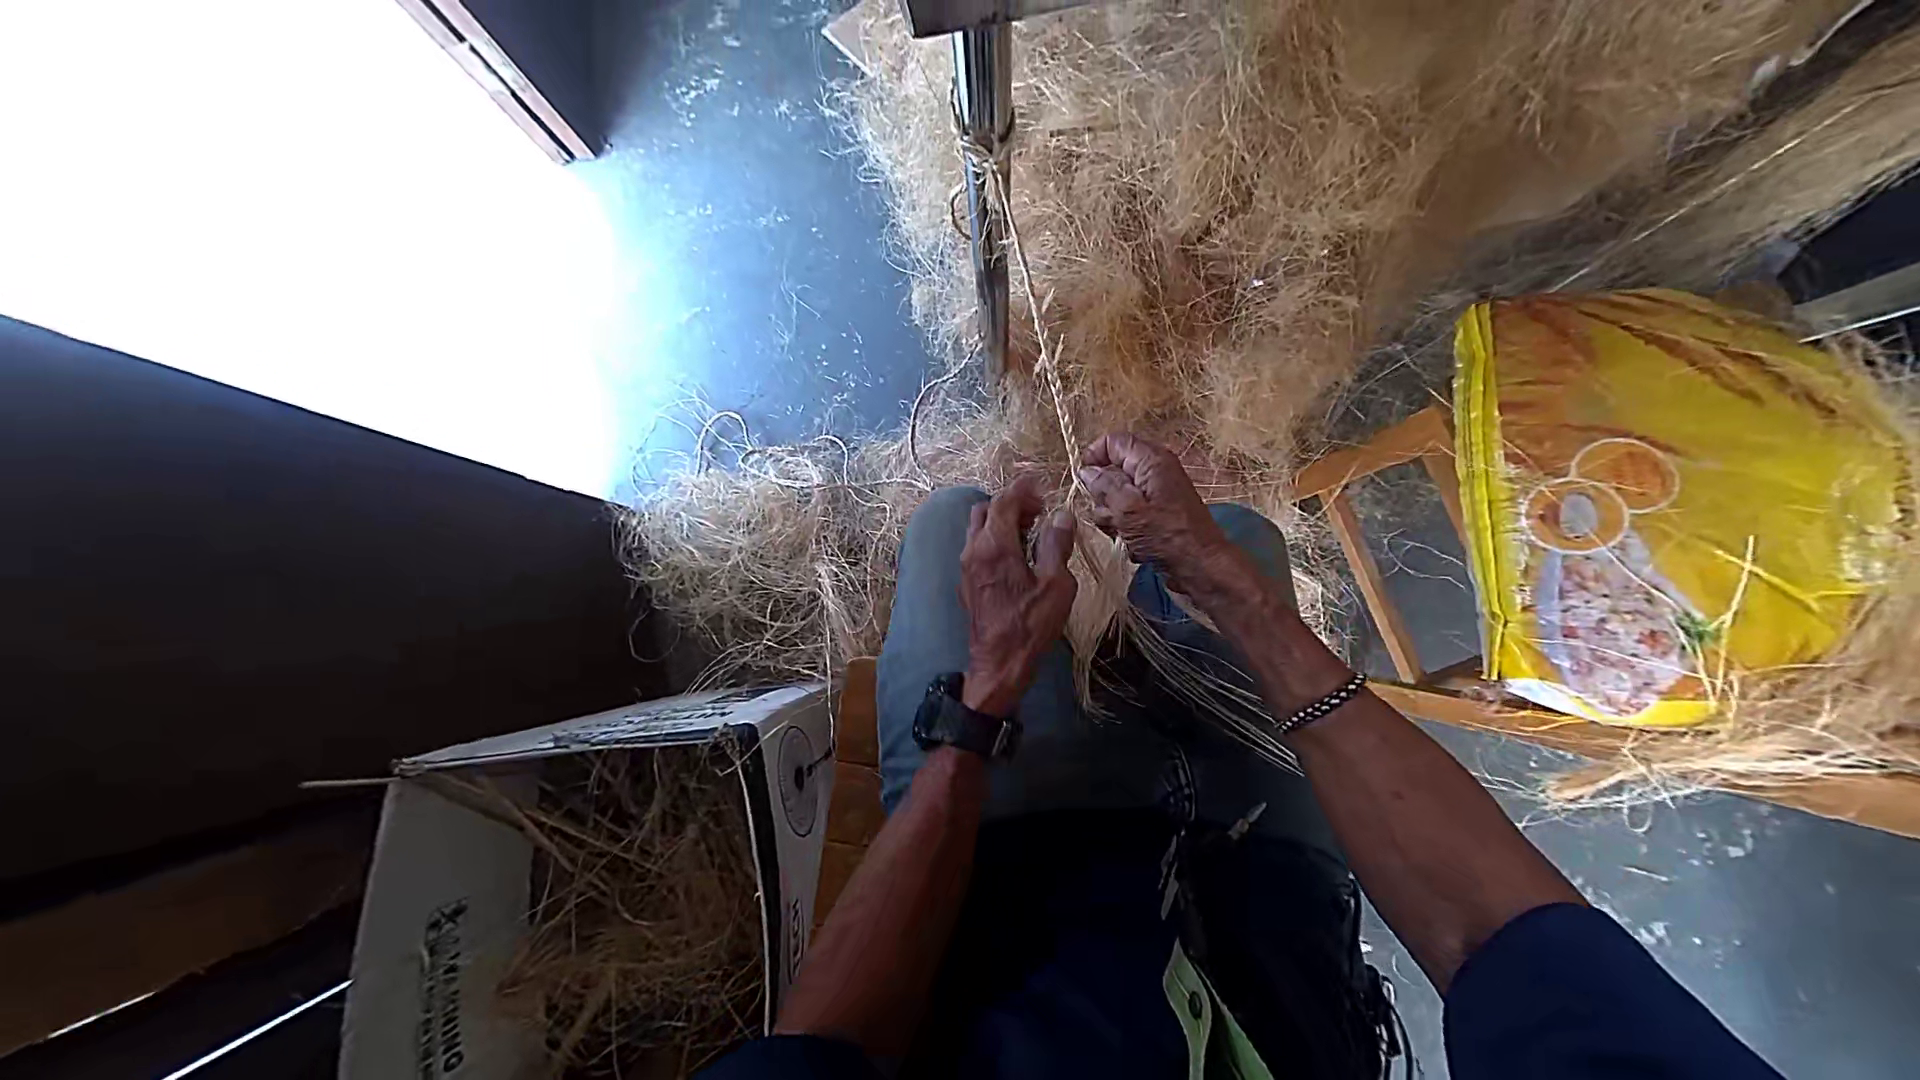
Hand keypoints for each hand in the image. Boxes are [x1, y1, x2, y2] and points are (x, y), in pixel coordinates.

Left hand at [959, 475, 1076, 716]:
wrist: (999, 663)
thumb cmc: (1030, 625)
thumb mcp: (1055, 584)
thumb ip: (1056, 545)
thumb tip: (1061, 516)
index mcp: (994, 546)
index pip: (1004, 501)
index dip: (1023, 489)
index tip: (1041, 486)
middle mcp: (973, 550)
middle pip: (985, 510)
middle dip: (1011, 503)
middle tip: (1038, 511)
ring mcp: (966, 567)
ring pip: (978, 528)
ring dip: (1001, 521)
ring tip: (1030, 531)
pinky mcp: (966, 582)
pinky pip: (976, 547)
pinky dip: (994, 539)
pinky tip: (1016, 554)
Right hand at [1078, 433, 1235, 592]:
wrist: (1200, 566)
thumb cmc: (1167, 536)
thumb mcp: (1128, 509)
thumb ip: (1104, 485)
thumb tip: (1086, 470)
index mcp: (1151, 460)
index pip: (1112, 441)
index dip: (1093, 456)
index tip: (1083, 481)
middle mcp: (1153, 471)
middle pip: (1111, 471)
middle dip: (1101, 494)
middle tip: (1110, 513)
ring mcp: (1154, 494)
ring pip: (1114, 496)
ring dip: (1111, 516)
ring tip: (1122, 532)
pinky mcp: (1154, 514)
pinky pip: (1125, 514)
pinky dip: (1123, 527)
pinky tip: (1131, 541)